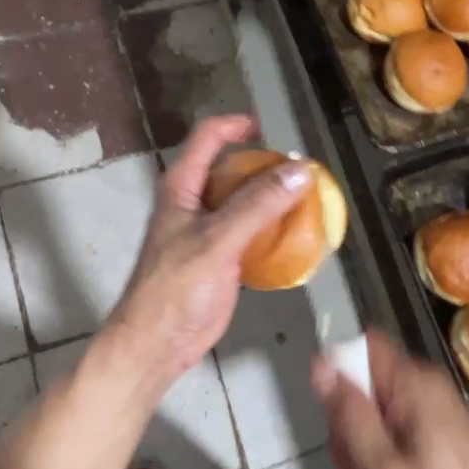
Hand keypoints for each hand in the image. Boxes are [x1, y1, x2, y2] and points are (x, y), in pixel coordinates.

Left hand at [102, 115, 314, 386]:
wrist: (157, 344)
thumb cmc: (174, 287)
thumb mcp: (217, 240)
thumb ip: (257, 205)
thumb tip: (300, 170)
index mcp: (182, 186)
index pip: (208, 138)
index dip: (237, 124)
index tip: (273, 125)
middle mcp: (195, 201)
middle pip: (234, 168)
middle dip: (268, 166)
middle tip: (305, 169)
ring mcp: (210, 230)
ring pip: (247, 201)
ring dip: (275, 198)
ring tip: (312, 197)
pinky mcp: (223, 257)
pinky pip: (254, 232)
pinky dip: (275, 229)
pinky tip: (301, 234)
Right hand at [312, 332, 468, 468]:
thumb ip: (350, 418)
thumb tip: (322, 364)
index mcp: (416, 386)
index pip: (364, 347)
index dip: (338, 373)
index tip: (333, 419)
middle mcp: (427, 390)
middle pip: (365, 390)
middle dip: (351, 435)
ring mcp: (435, 416)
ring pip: (376, 421)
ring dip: (365, 463)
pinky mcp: (441, 441)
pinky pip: (396, 441)